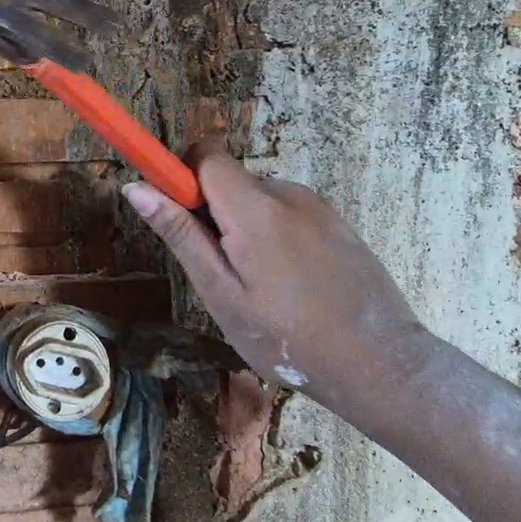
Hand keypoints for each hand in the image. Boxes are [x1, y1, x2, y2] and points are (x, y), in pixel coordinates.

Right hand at [120, 141, 428, 407]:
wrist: (384, 367)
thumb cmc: (289, 338)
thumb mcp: (222, 293)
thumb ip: (181, 234)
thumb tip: (135, 188)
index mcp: (255, 209)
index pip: (205, 154)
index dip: (182, 176)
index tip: (179, 217)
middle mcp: (289, 194)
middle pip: (231, 180)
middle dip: (213, 213)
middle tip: (222, 272)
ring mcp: (320, 208)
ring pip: (258, 199)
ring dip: (245, 227)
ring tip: (260, 286)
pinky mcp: (339, 224)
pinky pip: (287, 213)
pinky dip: (275, 236)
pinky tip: (291, 284)